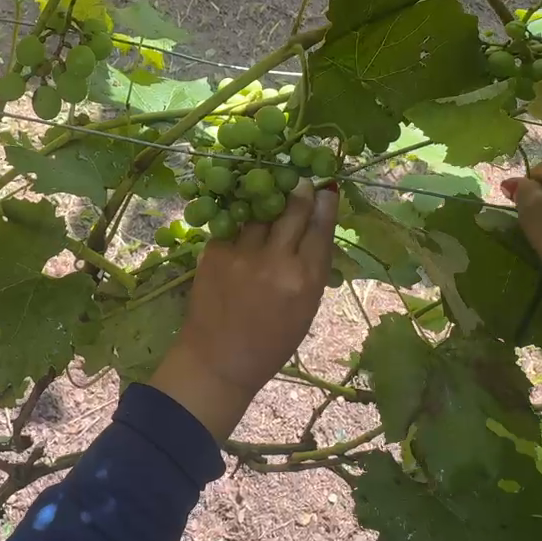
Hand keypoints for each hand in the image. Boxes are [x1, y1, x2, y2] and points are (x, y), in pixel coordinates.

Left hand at [149, 181, 339, 440]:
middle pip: (292, 212)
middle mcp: (276, 262)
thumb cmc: (270, 341)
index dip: (325, 206)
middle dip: (299, 193)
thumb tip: (316, 231)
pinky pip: (233, 225)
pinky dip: (240, 221)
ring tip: (272, 191)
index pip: (321, 231)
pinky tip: (244, 216)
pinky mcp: (214, 250)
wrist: (219, 359)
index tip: (327, 188)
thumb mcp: (305, 309)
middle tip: (300, 181)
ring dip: (267, 201)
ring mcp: (242, 253)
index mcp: (305, 281)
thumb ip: (311, 270)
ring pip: (260, 214)